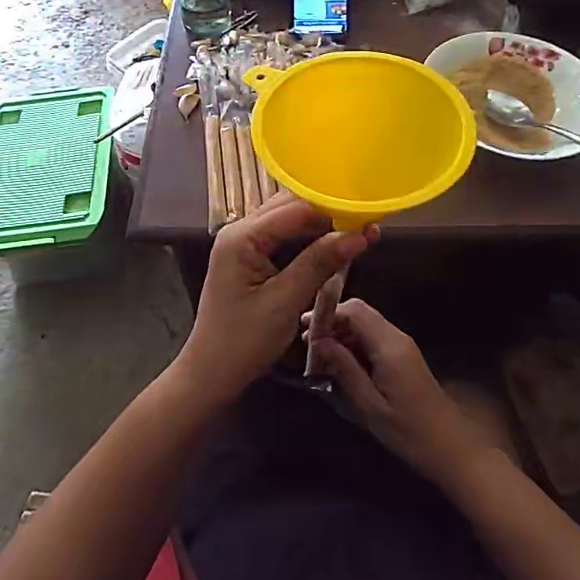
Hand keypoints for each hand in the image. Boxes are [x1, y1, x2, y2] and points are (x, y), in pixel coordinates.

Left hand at [175, 194, 376, 400]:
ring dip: (319, 224)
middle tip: (366, 221)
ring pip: (287, 220)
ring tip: (357, 230)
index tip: (369, 215)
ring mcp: (242, 243)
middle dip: (328, 212)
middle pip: (289, 207)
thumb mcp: (285, 302)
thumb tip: (359, 234)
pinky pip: (282, 237)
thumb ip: (320, 263)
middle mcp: (239, 231)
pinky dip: (307, 238)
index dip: (333, 209)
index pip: (295, 209)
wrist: (211, 373)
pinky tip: (331, 244)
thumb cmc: (243, 341)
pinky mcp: (248, 258)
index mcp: (242, 236)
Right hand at [310, 299, 497, 486]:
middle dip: (332, 321)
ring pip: (366, 324)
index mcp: (388, 346)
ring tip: (319, 355)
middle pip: (360, 312)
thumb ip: (344, 368)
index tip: (303, 327)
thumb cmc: (409, 431)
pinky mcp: (404, 357)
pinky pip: (374, 338)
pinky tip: (341, 363)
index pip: (354, 311)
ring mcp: (402, 346)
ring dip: (342, 333)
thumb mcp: (369, 404)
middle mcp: (397, 337)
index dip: (327, 313)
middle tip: (308, 342)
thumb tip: (318, 340)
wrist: (452, 449)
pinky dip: (354, 343)